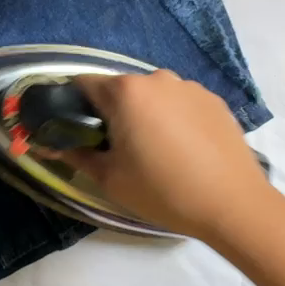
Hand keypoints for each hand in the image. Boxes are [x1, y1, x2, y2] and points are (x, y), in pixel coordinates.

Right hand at [56, 70, 274, 244]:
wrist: (236, 206)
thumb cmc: (164, 191)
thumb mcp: (111, 179)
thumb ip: (75, 157)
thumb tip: (48, 147)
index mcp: (125, 91)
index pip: (83, 84)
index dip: (73, 105)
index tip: (77, 129)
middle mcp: (155, 78)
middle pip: (120, 89)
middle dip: (112, 112)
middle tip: (118, 148)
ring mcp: (188, 86)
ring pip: (152, 95)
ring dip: (145, 114)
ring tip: (157, 151)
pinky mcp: (213, 99)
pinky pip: (180, 102)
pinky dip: (174, 118)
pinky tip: (185, 150)